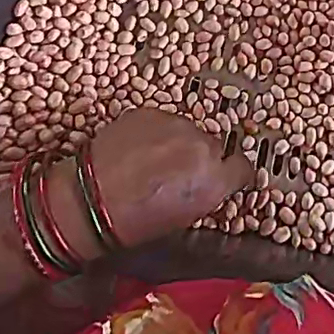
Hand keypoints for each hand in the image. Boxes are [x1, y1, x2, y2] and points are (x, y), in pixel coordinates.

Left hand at [51, 108, 250, 255]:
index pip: (243, 167)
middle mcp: (201, 147)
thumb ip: (206, 193)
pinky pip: (163, 121)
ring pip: (187, 130)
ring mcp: (175, 124)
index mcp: (214, 180)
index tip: (223, 177)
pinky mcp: (151, 112)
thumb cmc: (134, 222)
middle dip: (200, 157)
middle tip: (177, 175)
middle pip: (213, 146)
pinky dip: (155, 132)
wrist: (90, 200)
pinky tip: (138, 151)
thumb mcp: (183, 219)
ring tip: (153, 163)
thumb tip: (210, 181)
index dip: (231, 173)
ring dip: (178, 142)